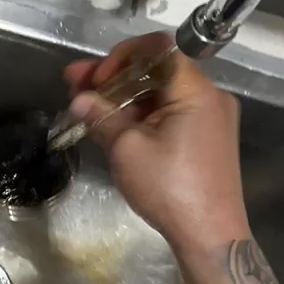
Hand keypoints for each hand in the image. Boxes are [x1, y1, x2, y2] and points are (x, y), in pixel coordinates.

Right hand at [63, 30, 249, 251]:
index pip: (158, 49)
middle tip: (74, 84)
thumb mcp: (127, 148)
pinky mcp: (204, 138)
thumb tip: (78, 99)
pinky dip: (139, 113)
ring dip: (122, 96)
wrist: (209, 233)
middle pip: (156, 70)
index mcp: (195, 92)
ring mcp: (208, 118)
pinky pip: (168, 113)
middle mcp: (208, 97)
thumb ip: (102, 116)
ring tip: (85, 105)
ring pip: (159, 93)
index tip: (97, 81)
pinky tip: (111, 122)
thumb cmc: (169, 187)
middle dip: (113, 76)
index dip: (121, 57)